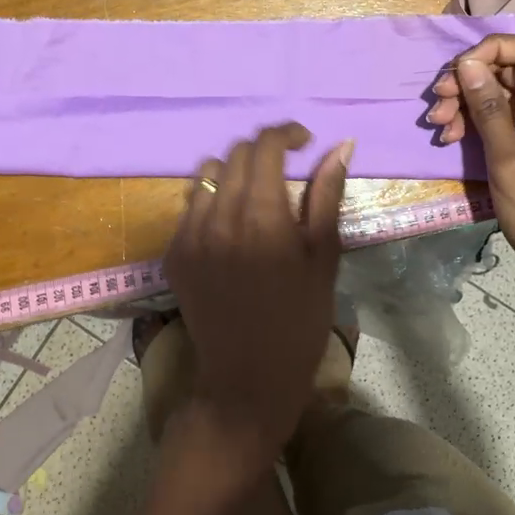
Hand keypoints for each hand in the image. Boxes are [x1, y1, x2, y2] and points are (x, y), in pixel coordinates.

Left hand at [164, 124, 350, 454]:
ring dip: (234, 173)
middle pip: (236, 154)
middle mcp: (220, 216)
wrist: (247, 381)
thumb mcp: (324, 259)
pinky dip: (212, 201)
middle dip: (263, 152)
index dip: (286, 134)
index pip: (265, 145)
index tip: (304, 143)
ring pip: (208, 173)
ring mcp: (190, 235)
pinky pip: (191, 205)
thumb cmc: (300, 321)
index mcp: (263, 216)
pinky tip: (231, 228)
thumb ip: (327, 196)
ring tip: (255, 198)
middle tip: (285, 173)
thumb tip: (340, 146)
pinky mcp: (174, 253)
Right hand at [427, 33, 514, 296]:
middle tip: (439, 100)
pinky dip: (467, 121)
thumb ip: (488, 109)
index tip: (460, 70)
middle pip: (504, 67)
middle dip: (467, 77)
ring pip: (492, 91)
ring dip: (461, 100)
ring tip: (437, 123)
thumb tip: (467, 63)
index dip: (492, 48)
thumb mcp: (507, 160)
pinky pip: (490, 116)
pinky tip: (447, 137)